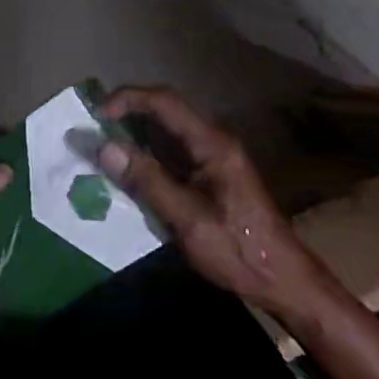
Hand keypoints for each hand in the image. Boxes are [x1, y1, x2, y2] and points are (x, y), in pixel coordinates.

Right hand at [99, 87, 330, 317]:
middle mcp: (213, 140)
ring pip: (168, 128)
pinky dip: (148, 150)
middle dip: (129, 110)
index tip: (98, 114)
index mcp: (213, 143)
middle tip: (96, 127)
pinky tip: (130, 168)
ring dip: (136, 130)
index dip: (129, 99)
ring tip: (105, 145)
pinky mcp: (210, 172)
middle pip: (166, 108)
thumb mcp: (188, 220)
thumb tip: (105, 147)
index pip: (165, 101)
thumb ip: (147, 181)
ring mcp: (213, 155)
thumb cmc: (238, 250)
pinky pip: (173, 148)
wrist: (283, 280)